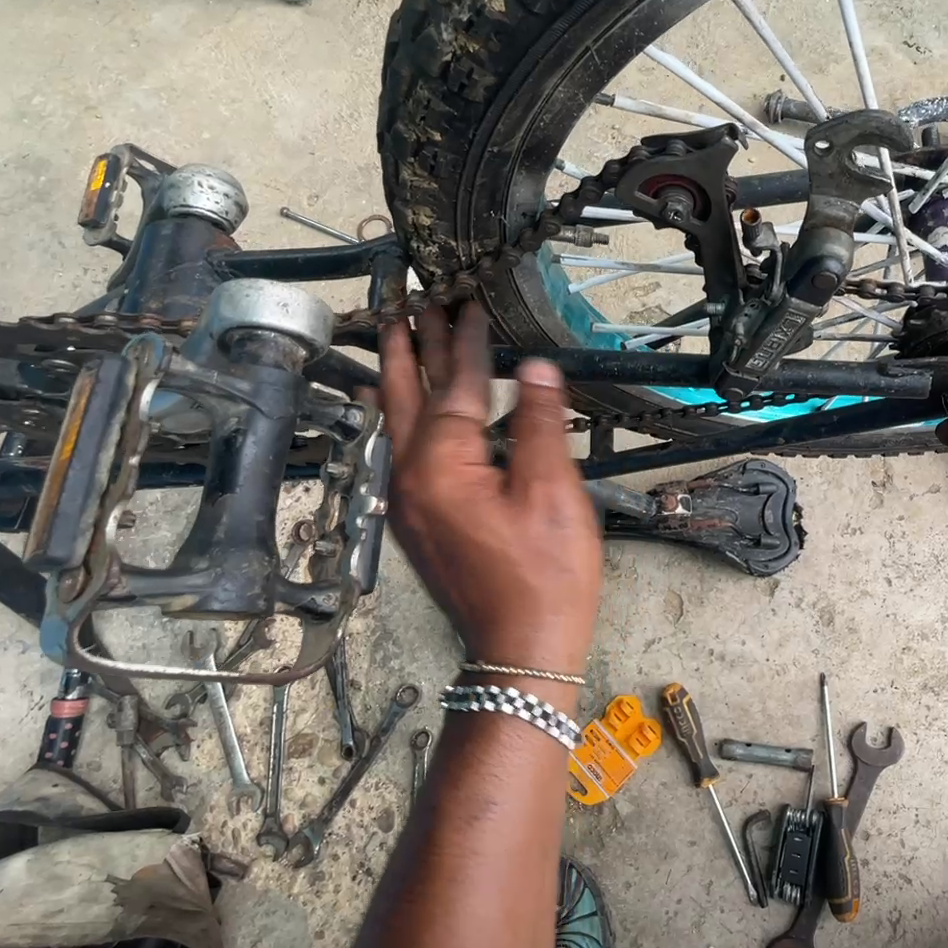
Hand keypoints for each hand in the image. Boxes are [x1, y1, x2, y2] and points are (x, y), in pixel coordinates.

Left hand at [378, 302, 601, 674]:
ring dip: (399, 376)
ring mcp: (407, 503)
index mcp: (442, 466)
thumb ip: (537, 424)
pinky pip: (400, 451)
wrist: (521, 646)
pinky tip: (402, 408)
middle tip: (409, 301)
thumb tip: (535, 368)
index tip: (468, 302)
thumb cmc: (546, 572)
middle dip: (410, 346)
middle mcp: (409, 478)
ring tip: (395, 339)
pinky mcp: (417, 522)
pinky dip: (402, 416)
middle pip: (407, 397)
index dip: (466, 342)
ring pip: (396, 423)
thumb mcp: (552, 492)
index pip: (456, 386)